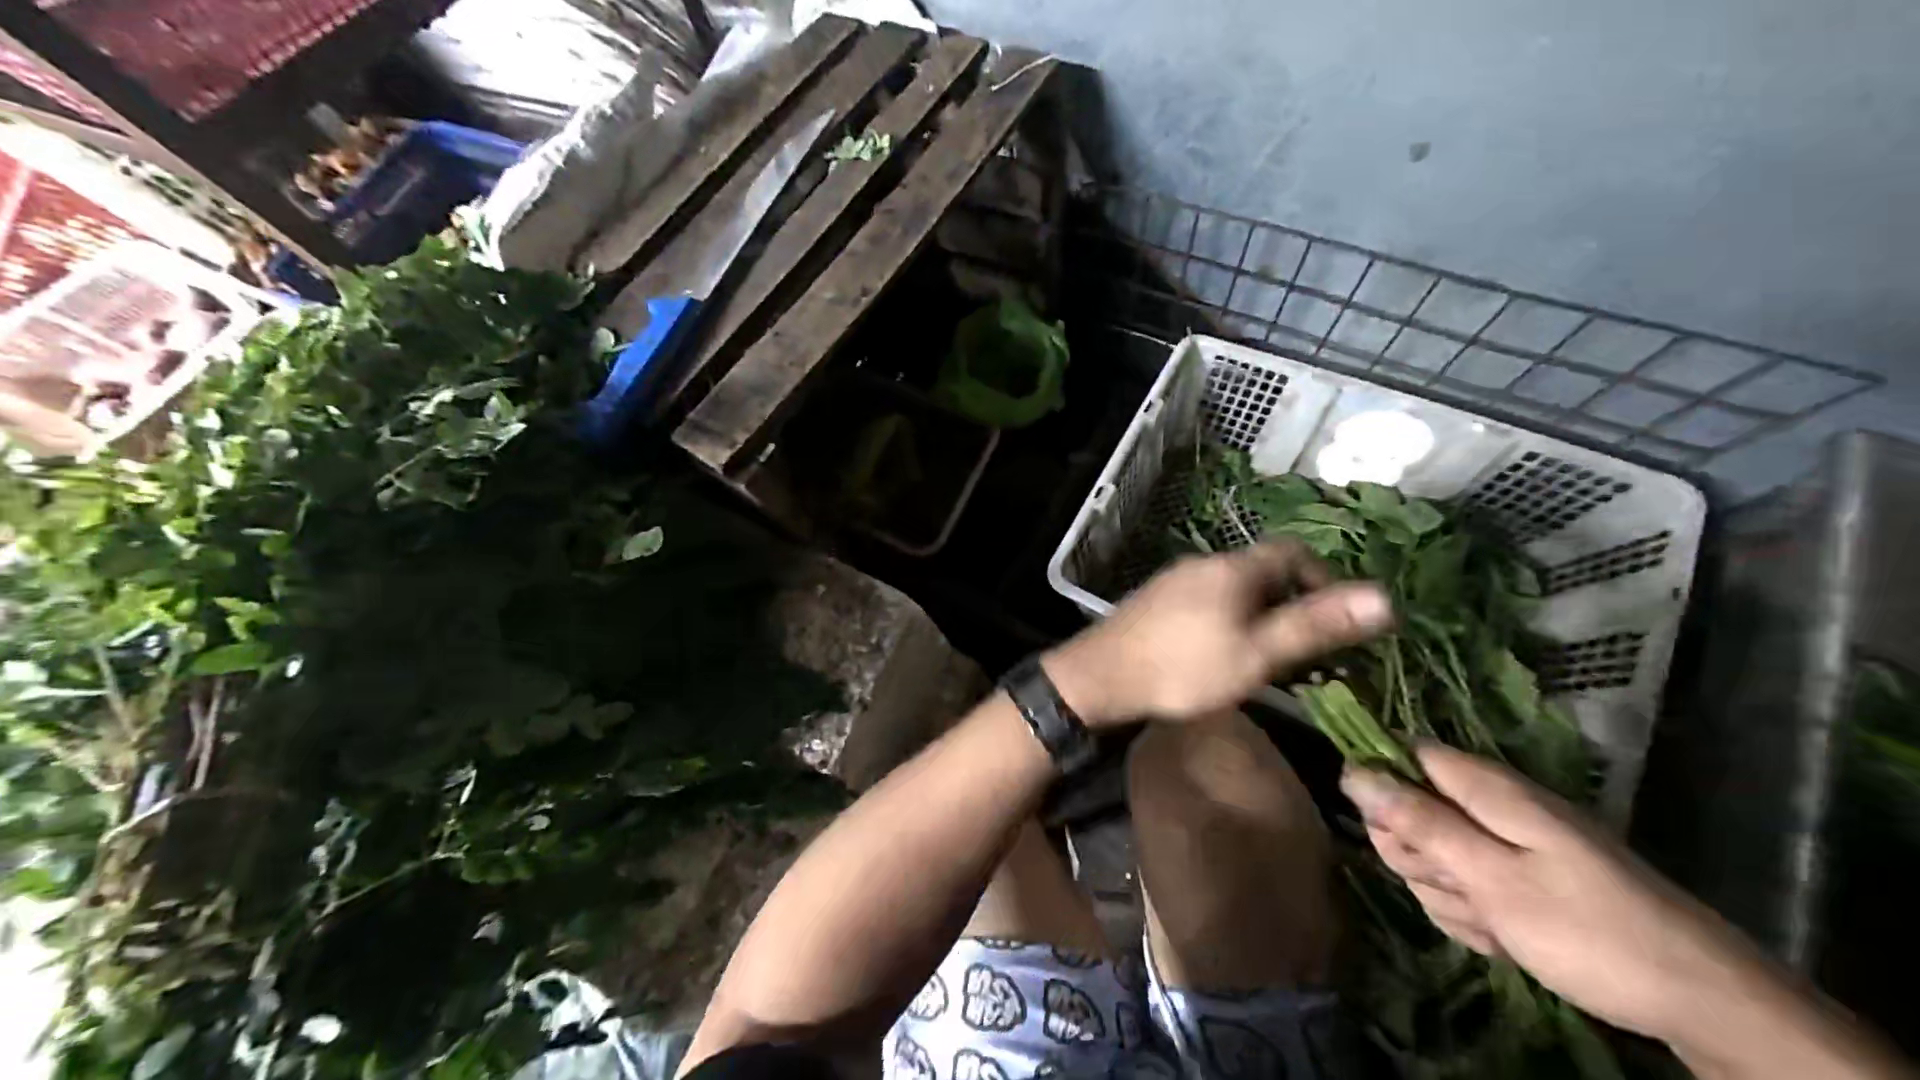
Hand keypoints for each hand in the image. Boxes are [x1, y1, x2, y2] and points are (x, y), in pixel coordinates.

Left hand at [1044, 541, 1392, 726]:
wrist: (1100, 677)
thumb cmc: (1183, 668)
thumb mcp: (1258, 653)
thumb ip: (1316, 625)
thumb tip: (1384, 597)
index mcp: (1232, 568)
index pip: (1294, 552)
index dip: (1324, 578)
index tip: (1338, 619)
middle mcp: (1203, 564)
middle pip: (1264, 570)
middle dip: (1294, 601)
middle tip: (1309, 647)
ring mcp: (1175, 580)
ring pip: (1235, 588)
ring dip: (1262, 614)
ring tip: (1272, 657)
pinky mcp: (1156, 601)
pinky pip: (1209, 599)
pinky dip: (1231, 618)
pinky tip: (1225, 653)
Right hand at [1340, 745, 1816, 1053]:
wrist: (1703, 1004)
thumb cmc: (1590, 931)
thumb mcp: (1491, 877)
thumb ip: (1419, 821)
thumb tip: (1352, 771)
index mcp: (1486, 788)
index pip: (1402, 753)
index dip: (1378, 783)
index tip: (1387, 831)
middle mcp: (1493, 806)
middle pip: (1410, 809)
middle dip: (1415, 854)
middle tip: (1455, 887)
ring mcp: (1508, 846)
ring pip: (1433, 856)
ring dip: (1446, 894)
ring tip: (1491, 923)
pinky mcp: (1520, 882)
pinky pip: (1464, 888)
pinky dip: (1473, 916)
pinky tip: (1502, 938)